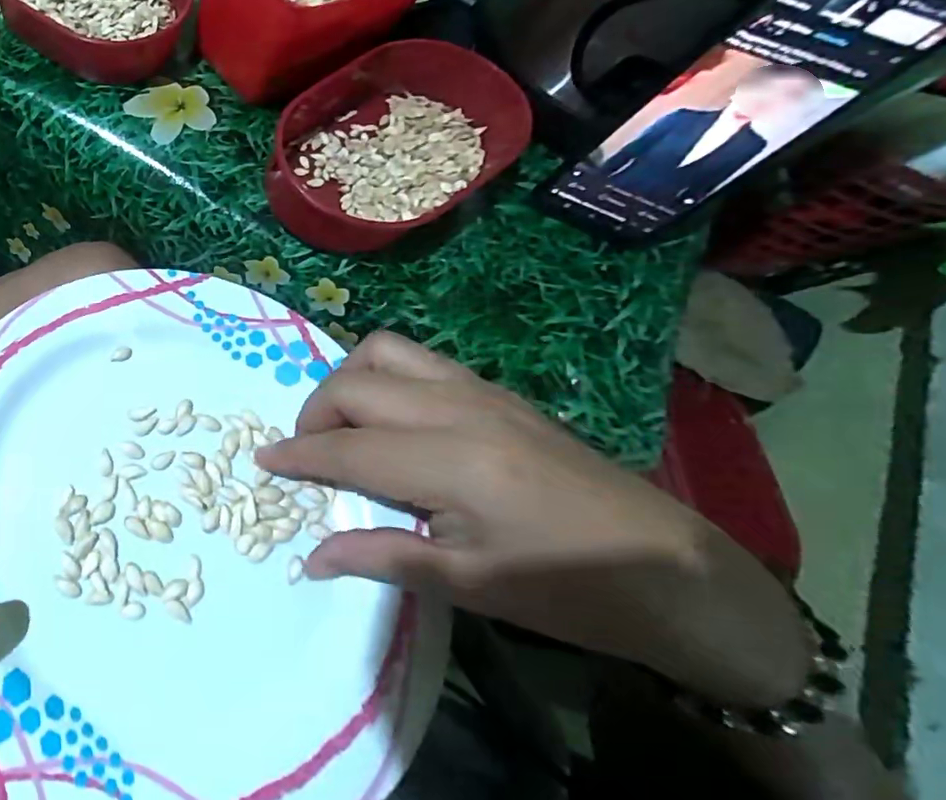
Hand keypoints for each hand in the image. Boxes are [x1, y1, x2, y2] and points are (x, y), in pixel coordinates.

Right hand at [256, 332, 810, 708]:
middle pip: (353, 386)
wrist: (684, 577)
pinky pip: (419, 361)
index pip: (346, 447)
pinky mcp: (500, 392)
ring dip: (347, 381)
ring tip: (345, 424)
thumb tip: (310, 558)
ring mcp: (481, 393)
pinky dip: (384, 377)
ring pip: (384, 352)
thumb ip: (382, 557)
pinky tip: (394, 420)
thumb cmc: (572, 592)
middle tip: (309, 456)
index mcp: (451, 463)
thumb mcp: (470, 586)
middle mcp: (458, 410)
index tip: (262, 461)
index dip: (296, 455)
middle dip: (313, 415)